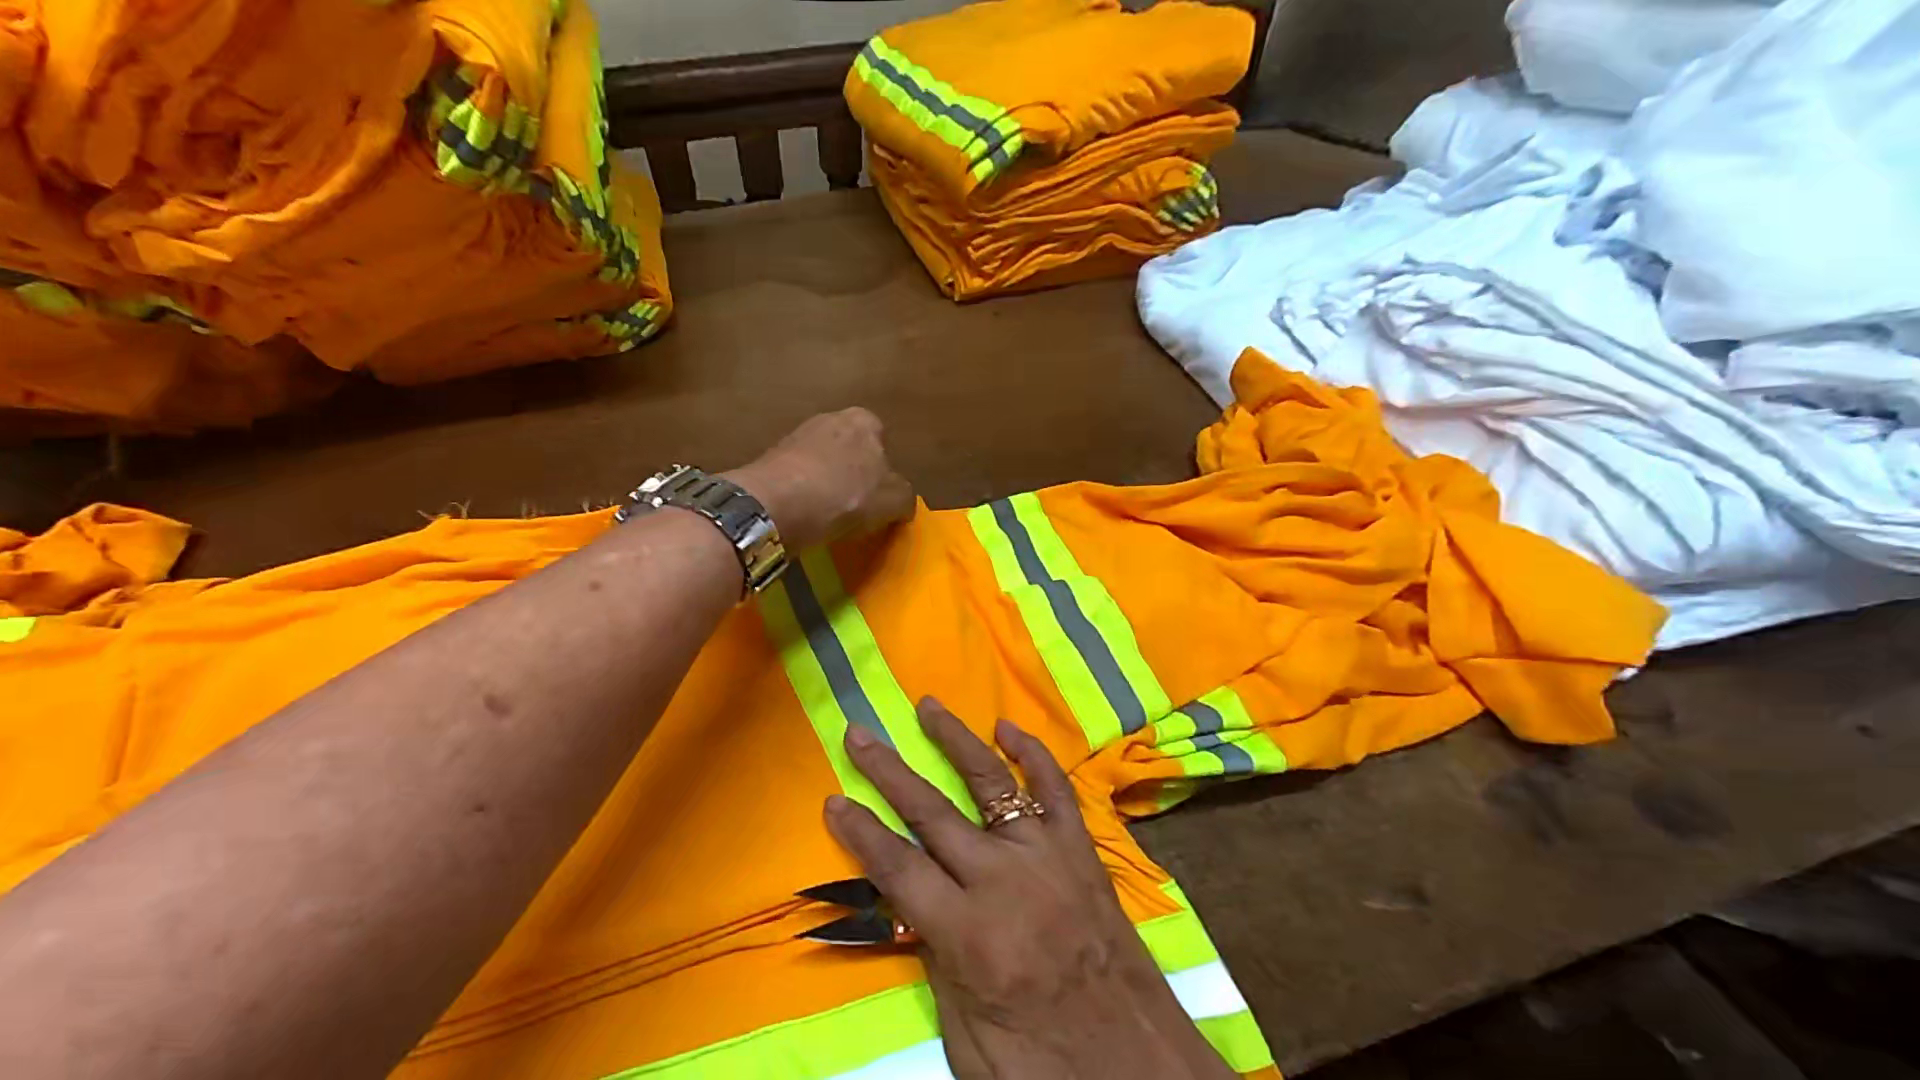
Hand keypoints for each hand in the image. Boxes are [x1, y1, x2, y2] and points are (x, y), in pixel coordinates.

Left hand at [727, 408, 914, 550]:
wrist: (776, 505)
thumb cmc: (845, 496)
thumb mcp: (893, 501)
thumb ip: (904, 497)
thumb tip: (901, 501)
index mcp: (864, 420)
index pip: (882, 441)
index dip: (884, 471)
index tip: (880, 497)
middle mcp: (829, 418)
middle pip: (850, 450)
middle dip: (854, 474)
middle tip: (857, 507)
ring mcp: (795, 436)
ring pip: (822, 463)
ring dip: (826, 485)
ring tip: (829, 516)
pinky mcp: (769, 459)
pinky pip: (797, 478)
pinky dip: (802, 494)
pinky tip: (804, 516)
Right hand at [824, 699, 1237, 1079]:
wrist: (1139, 1067)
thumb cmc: (1044, 1063)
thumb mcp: (967, 1035)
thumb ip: (937, 960)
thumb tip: (916, 906)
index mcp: (969, 935)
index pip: (897, 868)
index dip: (860, 832)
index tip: (832, 798)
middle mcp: (1004, 881)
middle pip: (932, 813)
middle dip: (888, 771)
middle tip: (858, 733)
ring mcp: (1046, 856)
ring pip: (991, 783)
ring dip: (955, 740)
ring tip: (927, 706)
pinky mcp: (1080, 851)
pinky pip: (1056, 790)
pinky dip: (1033, 755)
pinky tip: (1009, 729)